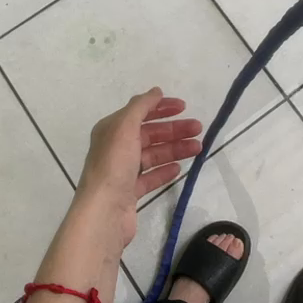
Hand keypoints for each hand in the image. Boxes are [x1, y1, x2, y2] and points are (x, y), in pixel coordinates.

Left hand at [74, 88, 202, 247]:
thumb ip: (141, 106)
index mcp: (112, 129)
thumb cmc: (114, 164)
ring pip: (153, 155)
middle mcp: (116, 148)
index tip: (184, 107)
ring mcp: (123, 171)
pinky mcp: (130, 192)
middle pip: (149, 133)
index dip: (161, 107)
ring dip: (175, 149)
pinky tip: (179, 169)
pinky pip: (151, 177)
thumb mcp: (125, 126)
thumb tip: (156, 91)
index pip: (140, 112)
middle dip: (174, 129)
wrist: (103, 211)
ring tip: (198, 148)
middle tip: (198, 129)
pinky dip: (165, 170)